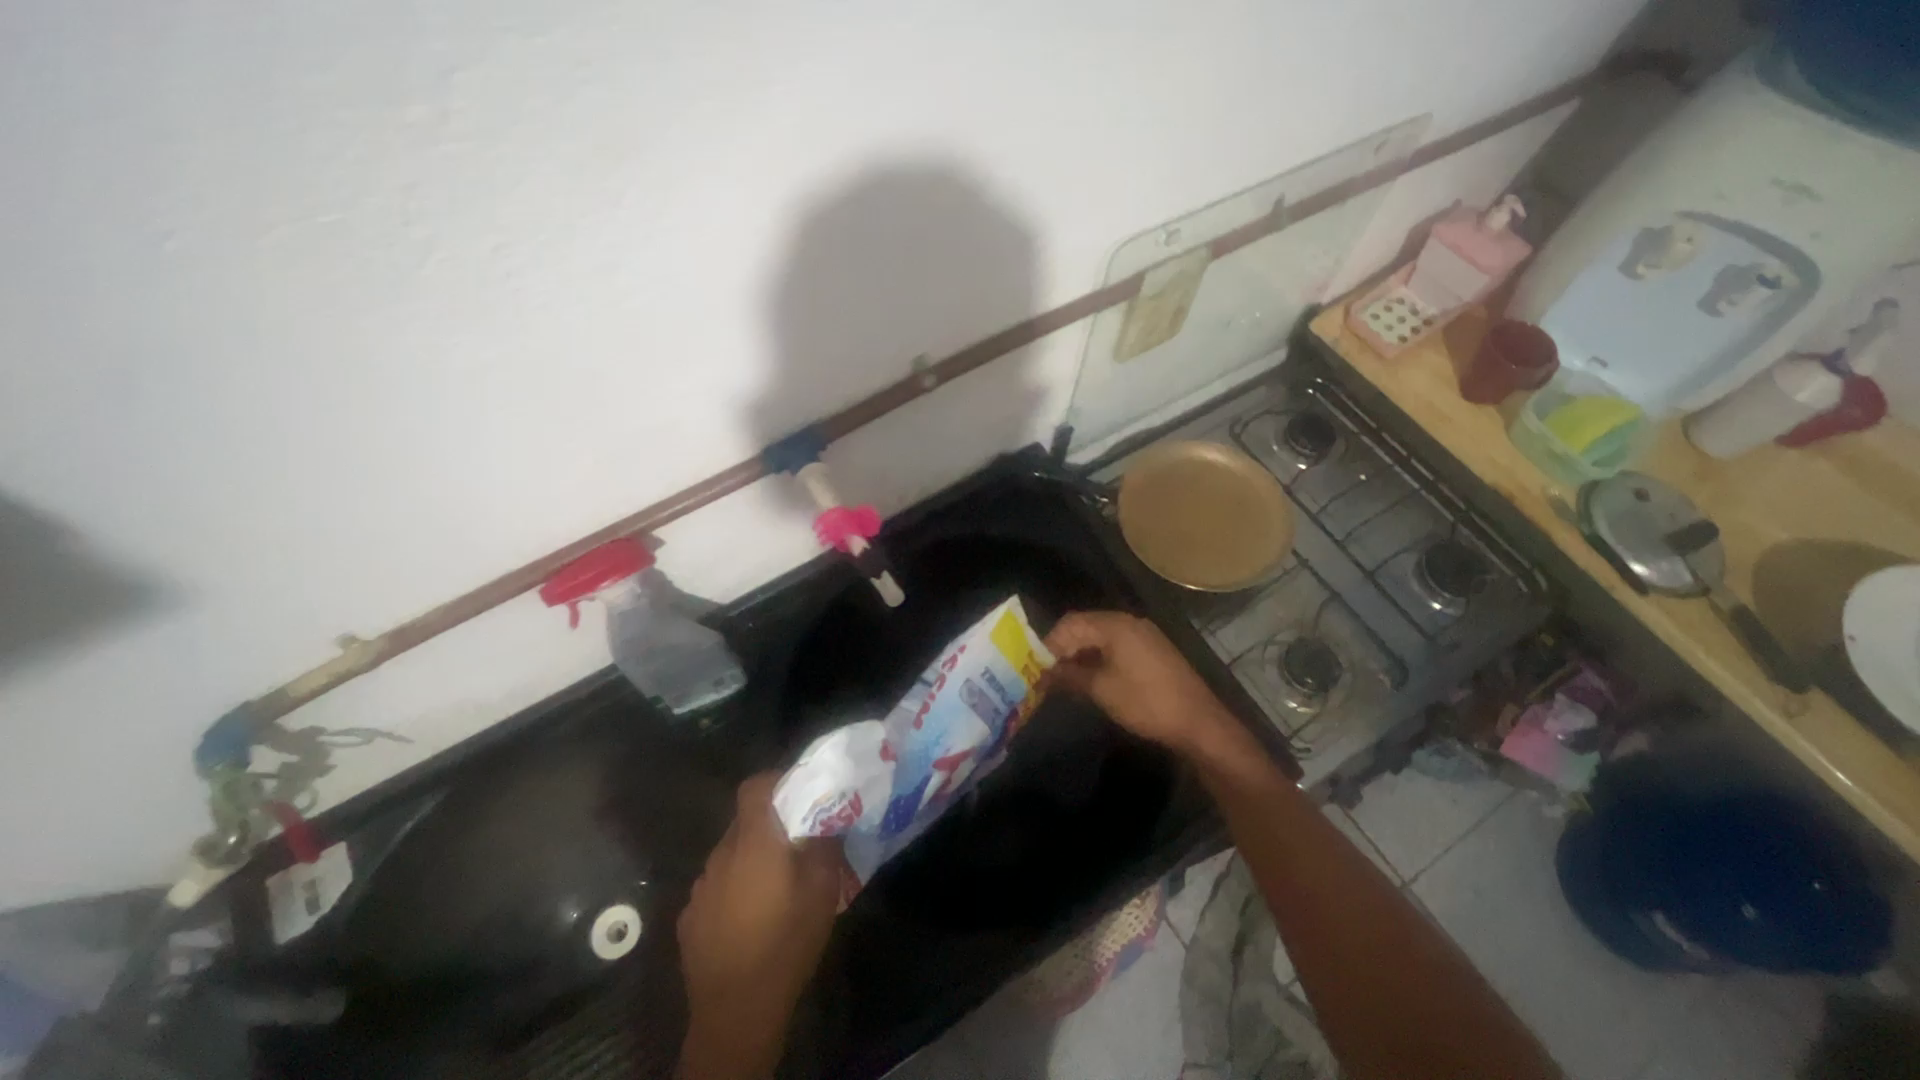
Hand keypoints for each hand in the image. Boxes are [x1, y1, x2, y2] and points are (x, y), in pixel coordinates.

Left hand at [676, 772, 843, 1079]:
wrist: (736, 1010)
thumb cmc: (786, 943)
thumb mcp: (823, 892)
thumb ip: (825, 846)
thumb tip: (827, 819)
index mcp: (753, 842)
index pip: (754, 786)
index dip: (776, 781)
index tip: (800, 793)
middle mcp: (720, 855)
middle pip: (744, 822)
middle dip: (770, 826)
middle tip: (798, 845)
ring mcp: (700, 887)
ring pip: (729, 856)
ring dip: (751, 861)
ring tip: (776, 888)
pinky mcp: (689, 917)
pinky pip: (716, 888)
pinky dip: (733, 891)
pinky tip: (750, 919)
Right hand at [1045, 611, 1242, 757]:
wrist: (1198, 722)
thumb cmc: (1145, 702)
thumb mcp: (1101, 690)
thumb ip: (1069, 677)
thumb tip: (1043, 673)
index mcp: (1115, 625)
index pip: (1070, 623)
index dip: (1049, 644)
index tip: (1035, 668)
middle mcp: (1130, 622)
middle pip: (1085, 626)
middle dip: (1064, 649)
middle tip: (1046, 675)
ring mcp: (1144, 636)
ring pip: (1101, 638)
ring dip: (1081, 655)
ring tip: (1064, 680)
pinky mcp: (1153, 652)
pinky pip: (1117, 647)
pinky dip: (1099, 659)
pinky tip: (1091, 680)